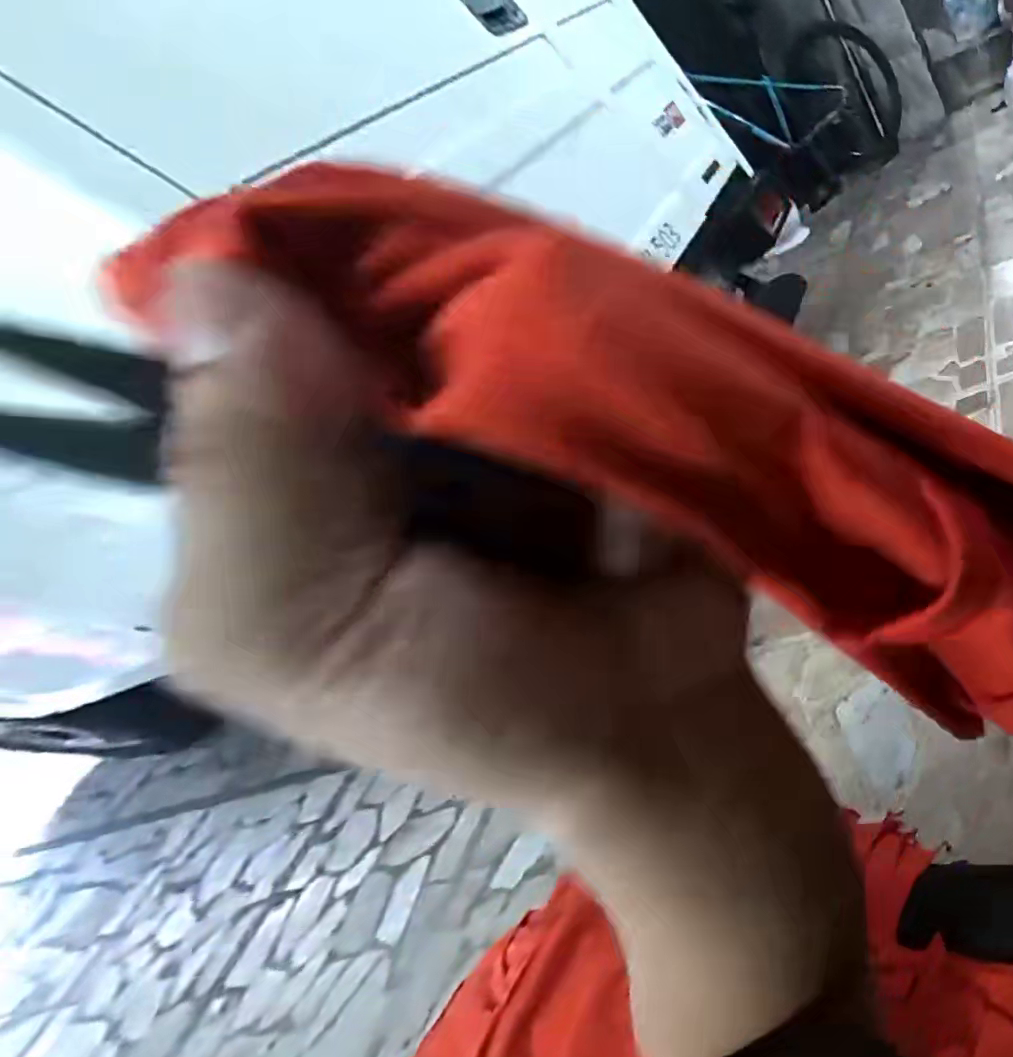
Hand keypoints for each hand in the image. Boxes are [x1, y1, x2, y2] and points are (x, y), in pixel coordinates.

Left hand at [159, 260, 756, 814]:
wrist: (657, 721)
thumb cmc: (482, 704)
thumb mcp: (303, 629)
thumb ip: (253, 479)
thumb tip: (224, 284)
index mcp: (285, 490)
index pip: (232, 353)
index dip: (260, 293)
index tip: (325, 247)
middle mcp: (391, 446)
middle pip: (365, 321)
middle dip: (396, 281)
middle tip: (448, 252)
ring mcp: (509, 434)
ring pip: (477, 326)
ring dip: (497, 297)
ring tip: (527, 269)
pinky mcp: (597, 431)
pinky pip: (574, 358)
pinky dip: (578, 330)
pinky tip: (588, 305)